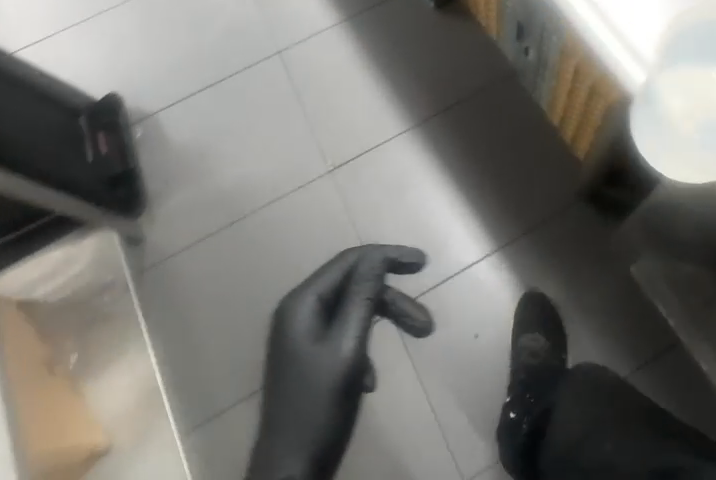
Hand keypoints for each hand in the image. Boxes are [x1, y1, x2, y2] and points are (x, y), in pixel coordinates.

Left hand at [246, 245, 433, 479]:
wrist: (287, 470)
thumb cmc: (318, 408)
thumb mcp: (347, 349)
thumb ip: (362, 299)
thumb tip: (377, 257)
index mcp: (302, 303)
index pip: (350, 261)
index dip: (388, 256)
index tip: (424, 263)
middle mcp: (299, 312)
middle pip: (354, 287)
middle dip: (392, 300)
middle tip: (428, 324)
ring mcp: (302, 336)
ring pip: (352, 313)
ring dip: (384, 323)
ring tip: (416, 343)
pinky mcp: (309, 359)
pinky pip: (344, 337)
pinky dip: (365, 349)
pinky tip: (371, 381)